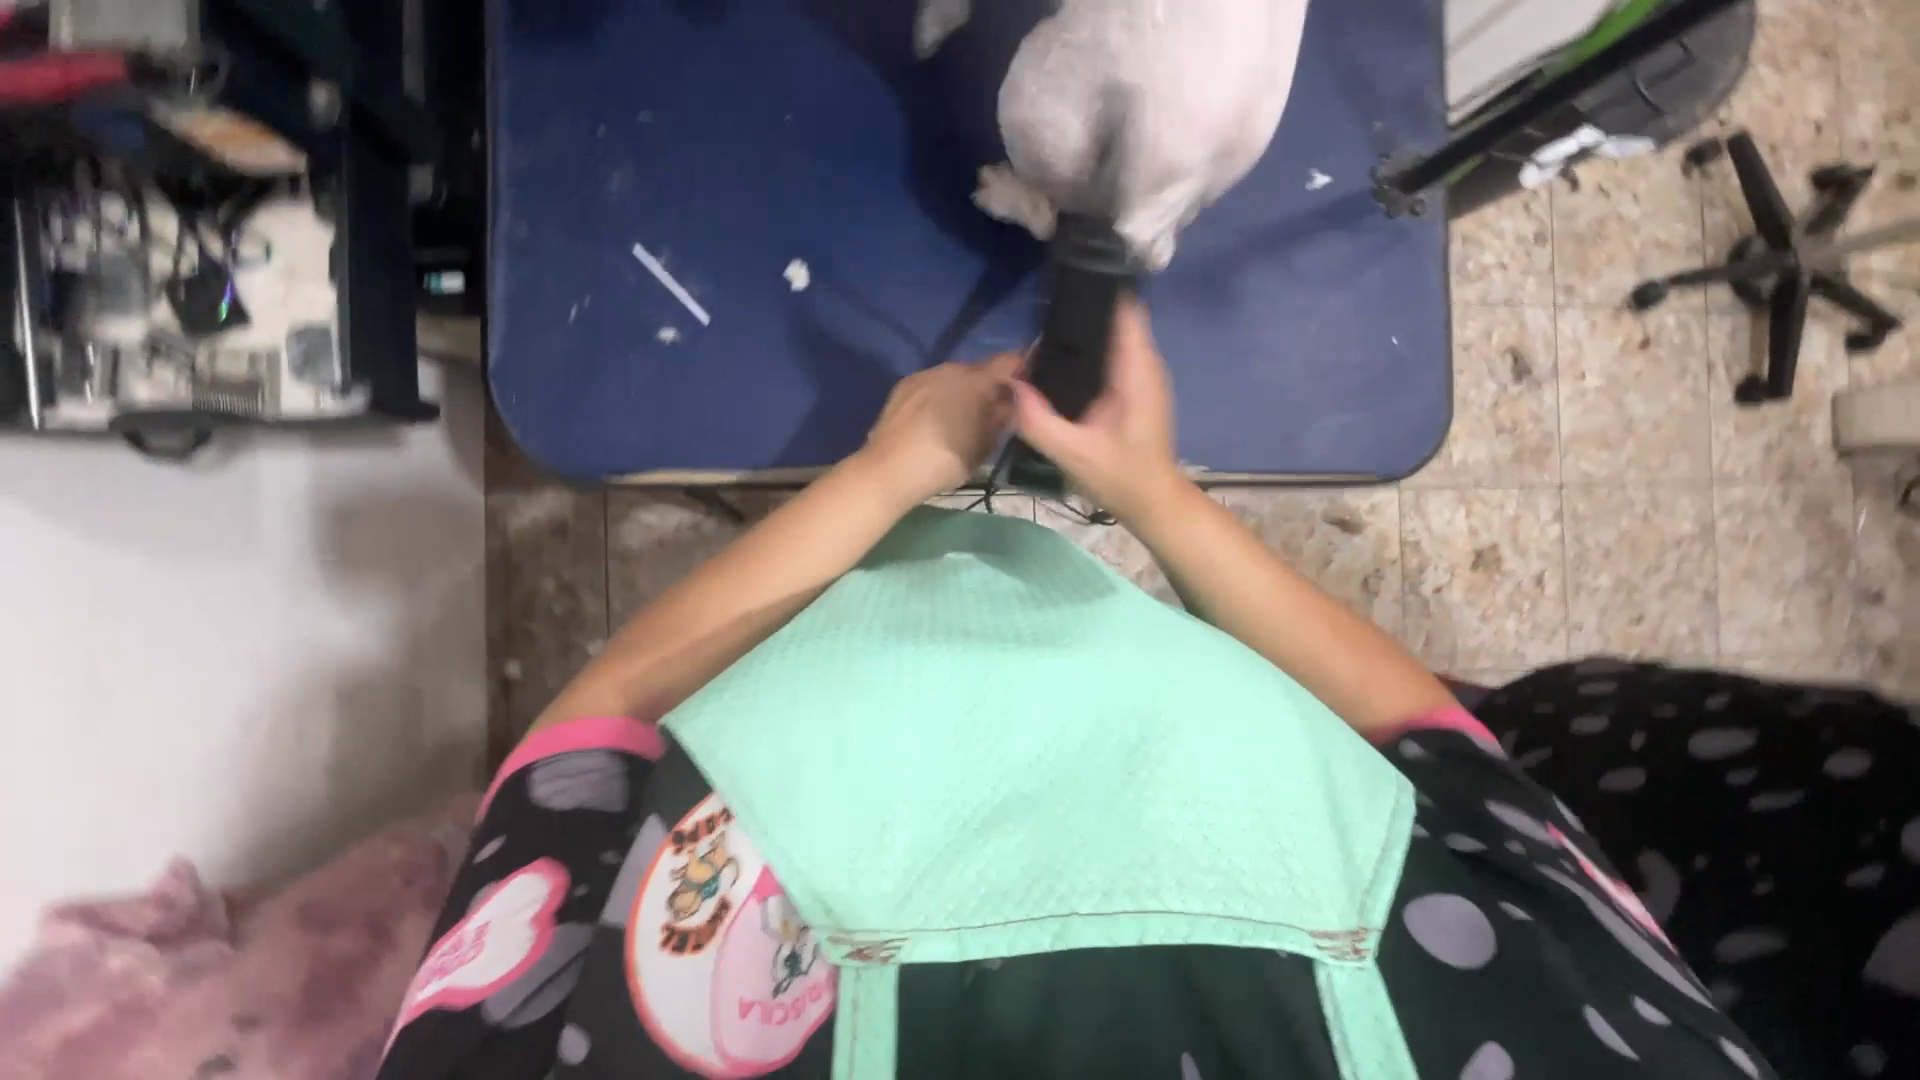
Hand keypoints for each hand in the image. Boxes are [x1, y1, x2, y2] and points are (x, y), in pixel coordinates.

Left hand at [858, 353, 1020, 504]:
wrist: (890, 469)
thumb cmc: (946, 461)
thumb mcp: (985, 447)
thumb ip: (1002, 419)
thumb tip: (1008, 403)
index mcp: (977, 380)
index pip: (1009, 361)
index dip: (1020, 372)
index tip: (1023, 391)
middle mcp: (951, 368)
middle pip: (978, 370)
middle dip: (987, 387)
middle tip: (989, 413)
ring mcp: (924, 375)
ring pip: (952, 378)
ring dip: (961, 392)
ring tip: (959, 419)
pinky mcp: (903, 386)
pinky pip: (931, 385)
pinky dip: (938, 397)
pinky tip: (933, 420)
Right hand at [1009, 300, 1183, 520]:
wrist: (1153, 502)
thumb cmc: (1121, 478)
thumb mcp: (1073, 454)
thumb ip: (1039, 422)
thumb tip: (1009, 386)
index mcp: (1136, 374)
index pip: (1126, 313)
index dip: (1100, 295)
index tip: (1066, 287)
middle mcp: (1146, 367)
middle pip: (1119, 320)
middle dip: (1086, 313)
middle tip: (1044, 313)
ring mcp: (1146, 378)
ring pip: (1119, 337)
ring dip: (1090, 333)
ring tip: (1050, 331)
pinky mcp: (1140, 390)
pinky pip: (1118, 355)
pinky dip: (1096, 352)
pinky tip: (1068, 361)